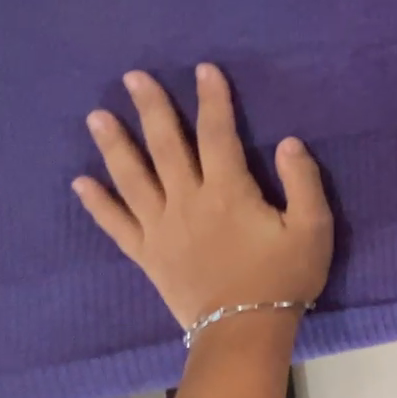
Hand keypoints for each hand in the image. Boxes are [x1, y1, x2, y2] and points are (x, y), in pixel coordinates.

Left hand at [73, 64, 333, 330]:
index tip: (204, 71)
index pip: (219, 136)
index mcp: (229, 193)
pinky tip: (82, 182)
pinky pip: (115, 222)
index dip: (212, 101)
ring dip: (114, 145)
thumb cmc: (287, 273)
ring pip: (132, 178)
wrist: (245, 326)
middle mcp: (187, 203)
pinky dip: (97, 201)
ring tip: (98, 116)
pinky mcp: (147, 253)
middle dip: (152, 110)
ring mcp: (161, 228)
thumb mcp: (314, 226)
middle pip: (166, 148)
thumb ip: (303, 182)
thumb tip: (288, 142)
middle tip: (132, 78)